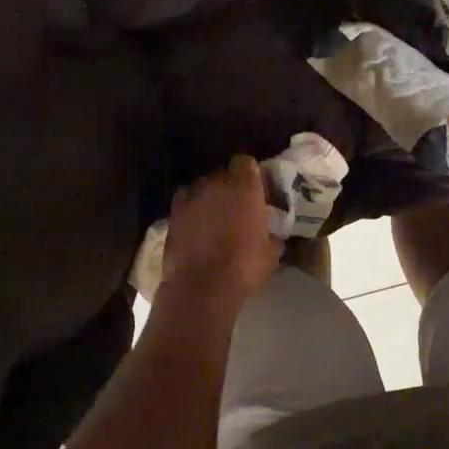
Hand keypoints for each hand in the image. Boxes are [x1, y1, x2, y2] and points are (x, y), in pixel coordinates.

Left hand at [161, 154, 281, 304]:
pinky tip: (195, 218)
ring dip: (211, 193)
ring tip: (215, 213)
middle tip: (237, 204)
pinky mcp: (175, 211)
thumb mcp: (273, 251)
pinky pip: (185, 197)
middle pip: (224, 172)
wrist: (202, 287)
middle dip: (231, 184)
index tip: (256, 188)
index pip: (246, 161)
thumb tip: (274, 228)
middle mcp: (218, 183)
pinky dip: (191, 203)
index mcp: (246, 187)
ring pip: (203, 184)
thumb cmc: (244, 268)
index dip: (251, 173)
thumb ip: (274, 230)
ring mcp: (193, 195)